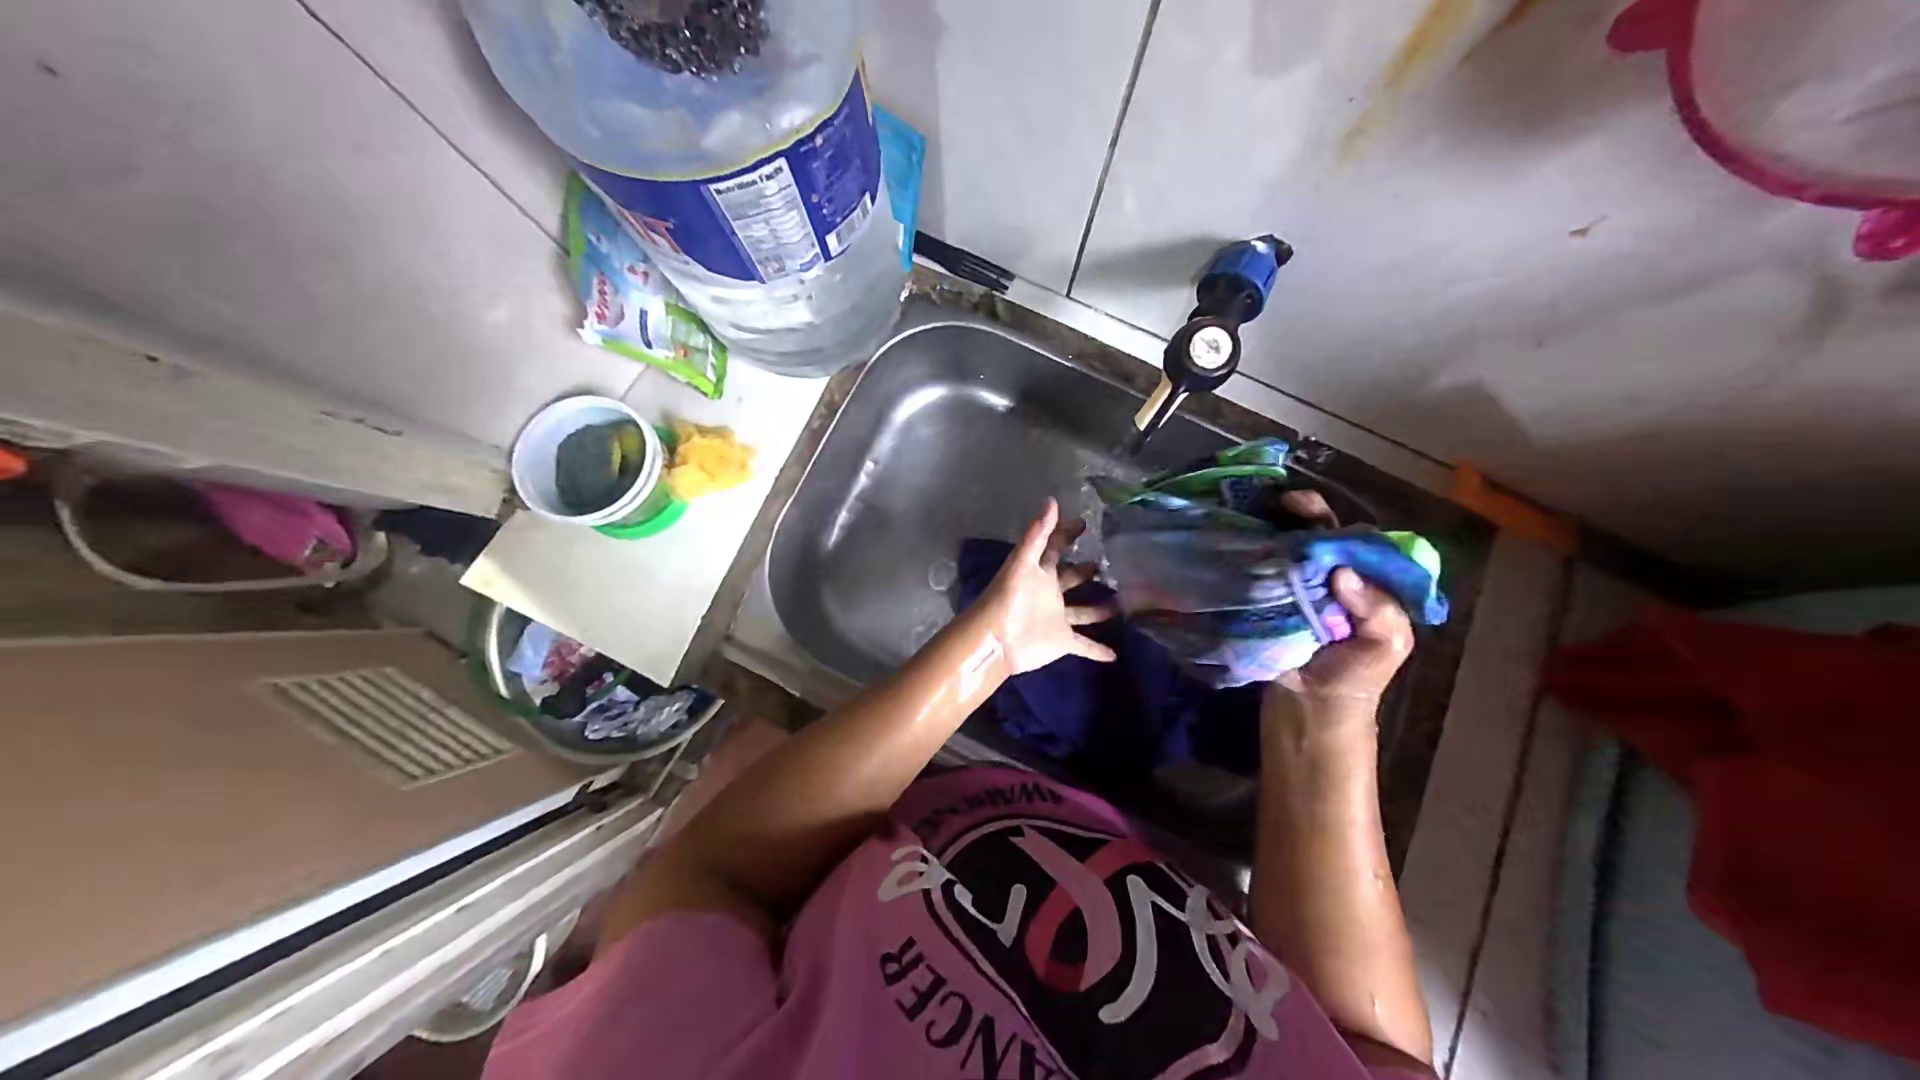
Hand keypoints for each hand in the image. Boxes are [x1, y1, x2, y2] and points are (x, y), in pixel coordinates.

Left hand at [977, 499, 1116, 673]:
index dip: (1066, 534)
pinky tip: (1116, 654)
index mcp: (1039, 572)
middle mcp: (1050, 593)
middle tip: (1107, 563)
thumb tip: (1052, 500)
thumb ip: (1037, 533)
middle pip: (1071, 579)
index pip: (1055, 548)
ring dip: (1099, 609)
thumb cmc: (1007, 597)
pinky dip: (1098, 650)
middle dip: (1086, 571)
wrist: (996, 640)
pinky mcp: (1062, 641)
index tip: (1084, 523)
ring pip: (1082, 612)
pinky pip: (1084, 645)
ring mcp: (1057, 618)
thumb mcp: (1022, 561)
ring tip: (1121, 602)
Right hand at [1272, 490, 1413, 708]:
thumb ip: (1378, 609)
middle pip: (1322, 537)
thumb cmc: (1353, 681)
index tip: (1315, 513)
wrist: (1307, 713)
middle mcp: (1336, 580)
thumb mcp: (1384, 646)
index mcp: (1371, 585)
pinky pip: (1266, 570)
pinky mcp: (1270, 601)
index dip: (1339, 523)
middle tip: (1284, 504)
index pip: (1359, 542)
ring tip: (1259, 514)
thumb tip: (1342, 572)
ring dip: (1278, 528)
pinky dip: (1257, 552)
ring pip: (1292, 548)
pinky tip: (1244, 539)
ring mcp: (1300, 589)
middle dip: (1306, 515)